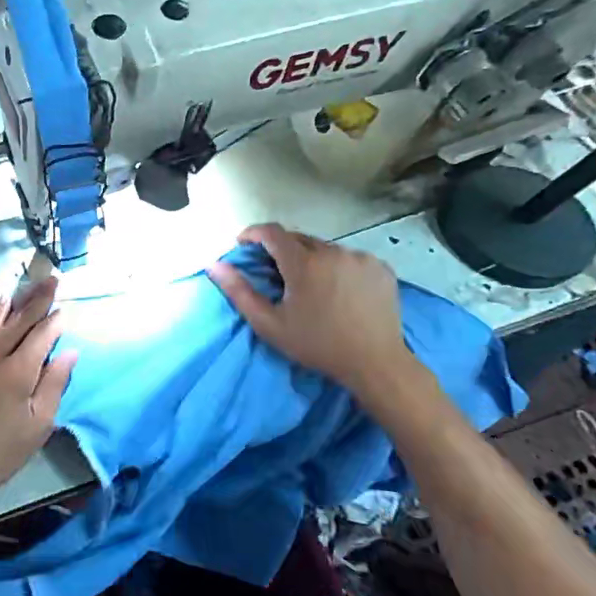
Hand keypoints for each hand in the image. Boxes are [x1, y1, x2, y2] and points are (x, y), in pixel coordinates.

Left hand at [0, 278, 78, 504]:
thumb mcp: (37, 426)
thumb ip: (54, 385)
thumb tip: (69, 352)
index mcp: (19, 371)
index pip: (42, 335)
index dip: (56, 320)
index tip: (66, 307)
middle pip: (21, 319)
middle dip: (39, 298)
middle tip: (54, 277)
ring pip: (0, 320)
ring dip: (18, 301)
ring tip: (31, 283)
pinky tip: (0, 306)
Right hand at [207, 224, 414, 394]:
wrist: (375, 363)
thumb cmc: (317, 346)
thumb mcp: (270, 324)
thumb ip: (239, 292)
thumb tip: (214, 265)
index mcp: (304, 263)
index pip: (272, 232)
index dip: (254, 234)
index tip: (243, 244)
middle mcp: (333, 251)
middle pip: (299, 239)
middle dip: (282, 250)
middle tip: (276, 273)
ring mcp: (361, 257)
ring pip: (326, 249)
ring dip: (313, 259)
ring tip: (311, 286)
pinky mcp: (381, 267)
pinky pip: (352, 259)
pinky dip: (339, 268)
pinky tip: (340, 291)